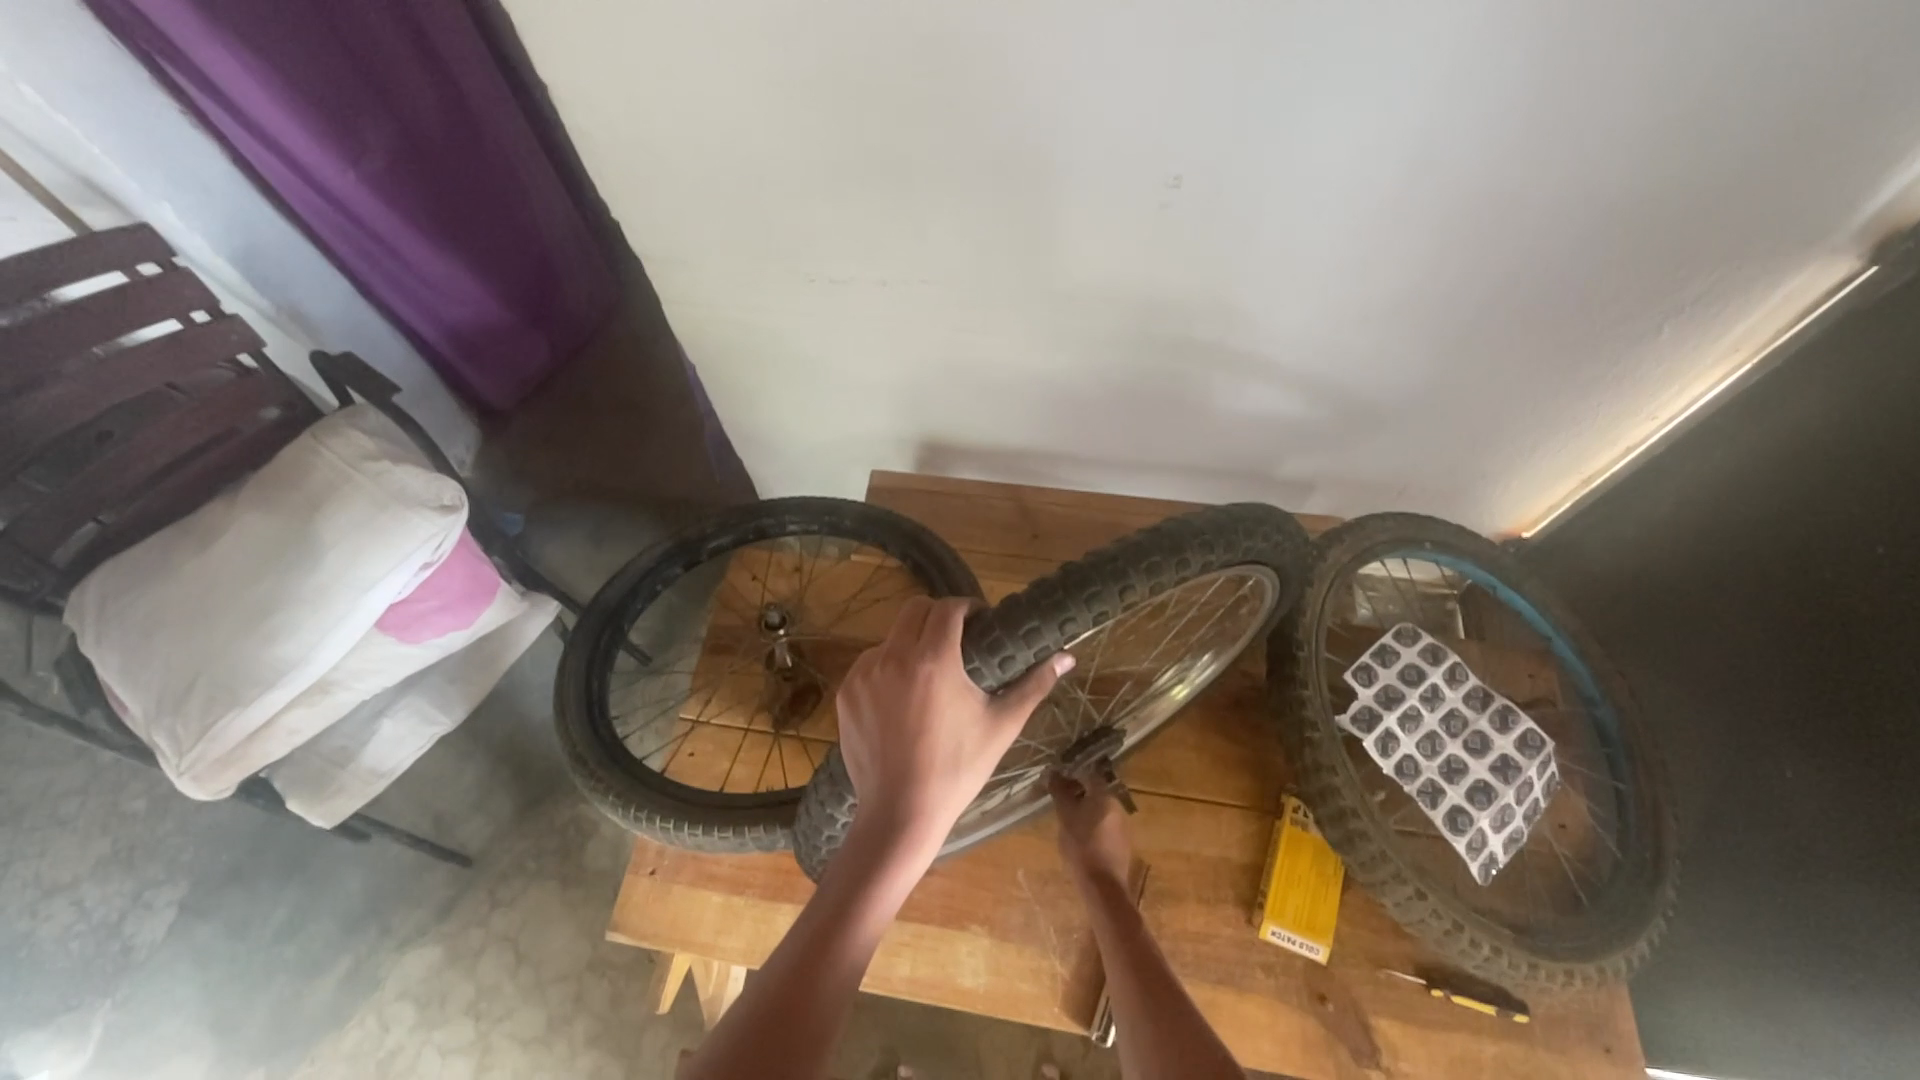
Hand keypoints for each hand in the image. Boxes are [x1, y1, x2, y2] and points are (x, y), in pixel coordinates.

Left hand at [837, 597, 1073, 851]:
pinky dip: (887, 670)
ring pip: (890, 638)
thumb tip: (1066, 657)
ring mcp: (864, 675)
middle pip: (914, 610)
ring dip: (911, 643)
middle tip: (957, 640)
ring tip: (930, 675)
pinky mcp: (846, 693)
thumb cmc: (958, 769)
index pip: (947, 607)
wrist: (901, 813)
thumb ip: (1034, 684)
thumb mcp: (1001, 725)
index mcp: (932, 659)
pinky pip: (870, 665)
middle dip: (937, 616)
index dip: (967, 607)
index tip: (980, 622)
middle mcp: (892, 657)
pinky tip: (903, 700)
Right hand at [1048, 772, 1132, 890]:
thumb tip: (1052, 772)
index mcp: (1105, 795)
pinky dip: (1092, 823)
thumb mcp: (1065, 816)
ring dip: (1084, 808)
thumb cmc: (1081, 845)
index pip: (1088, 774)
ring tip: (1066, 819)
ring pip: (1100, 808)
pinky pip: (1105, 824)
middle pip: (1096, 791)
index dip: (1071, 774)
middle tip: (1058, 801)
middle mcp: (1118, 805)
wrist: (1103, 885)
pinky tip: (1080, 836)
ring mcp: (1122, 824)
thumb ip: (1059, 791)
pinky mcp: (1122, 842)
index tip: (1056, 782)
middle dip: (1077, 792)